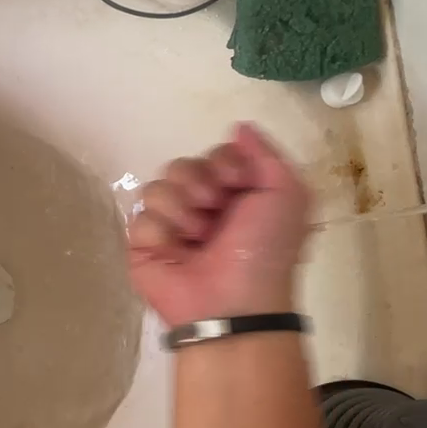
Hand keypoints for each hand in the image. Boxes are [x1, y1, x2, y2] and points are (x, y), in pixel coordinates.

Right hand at [126, 123, 310, 327]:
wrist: (231, 301)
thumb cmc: (264, 252)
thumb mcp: (288, 195)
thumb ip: (266, 155)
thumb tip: (238, 126)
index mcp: (234, 193)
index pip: (213, 154)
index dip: (222, 163)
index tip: (236, 184)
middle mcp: (200, 205)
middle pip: (180, 165)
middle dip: (198, 184)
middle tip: (214, 210)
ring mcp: (168, 224)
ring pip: (155, 188)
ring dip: (179, 210)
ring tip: (195, 237)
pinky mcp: (142, 245)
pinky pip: (138, 219)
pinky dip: (159, 235)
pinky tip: (175, 252)